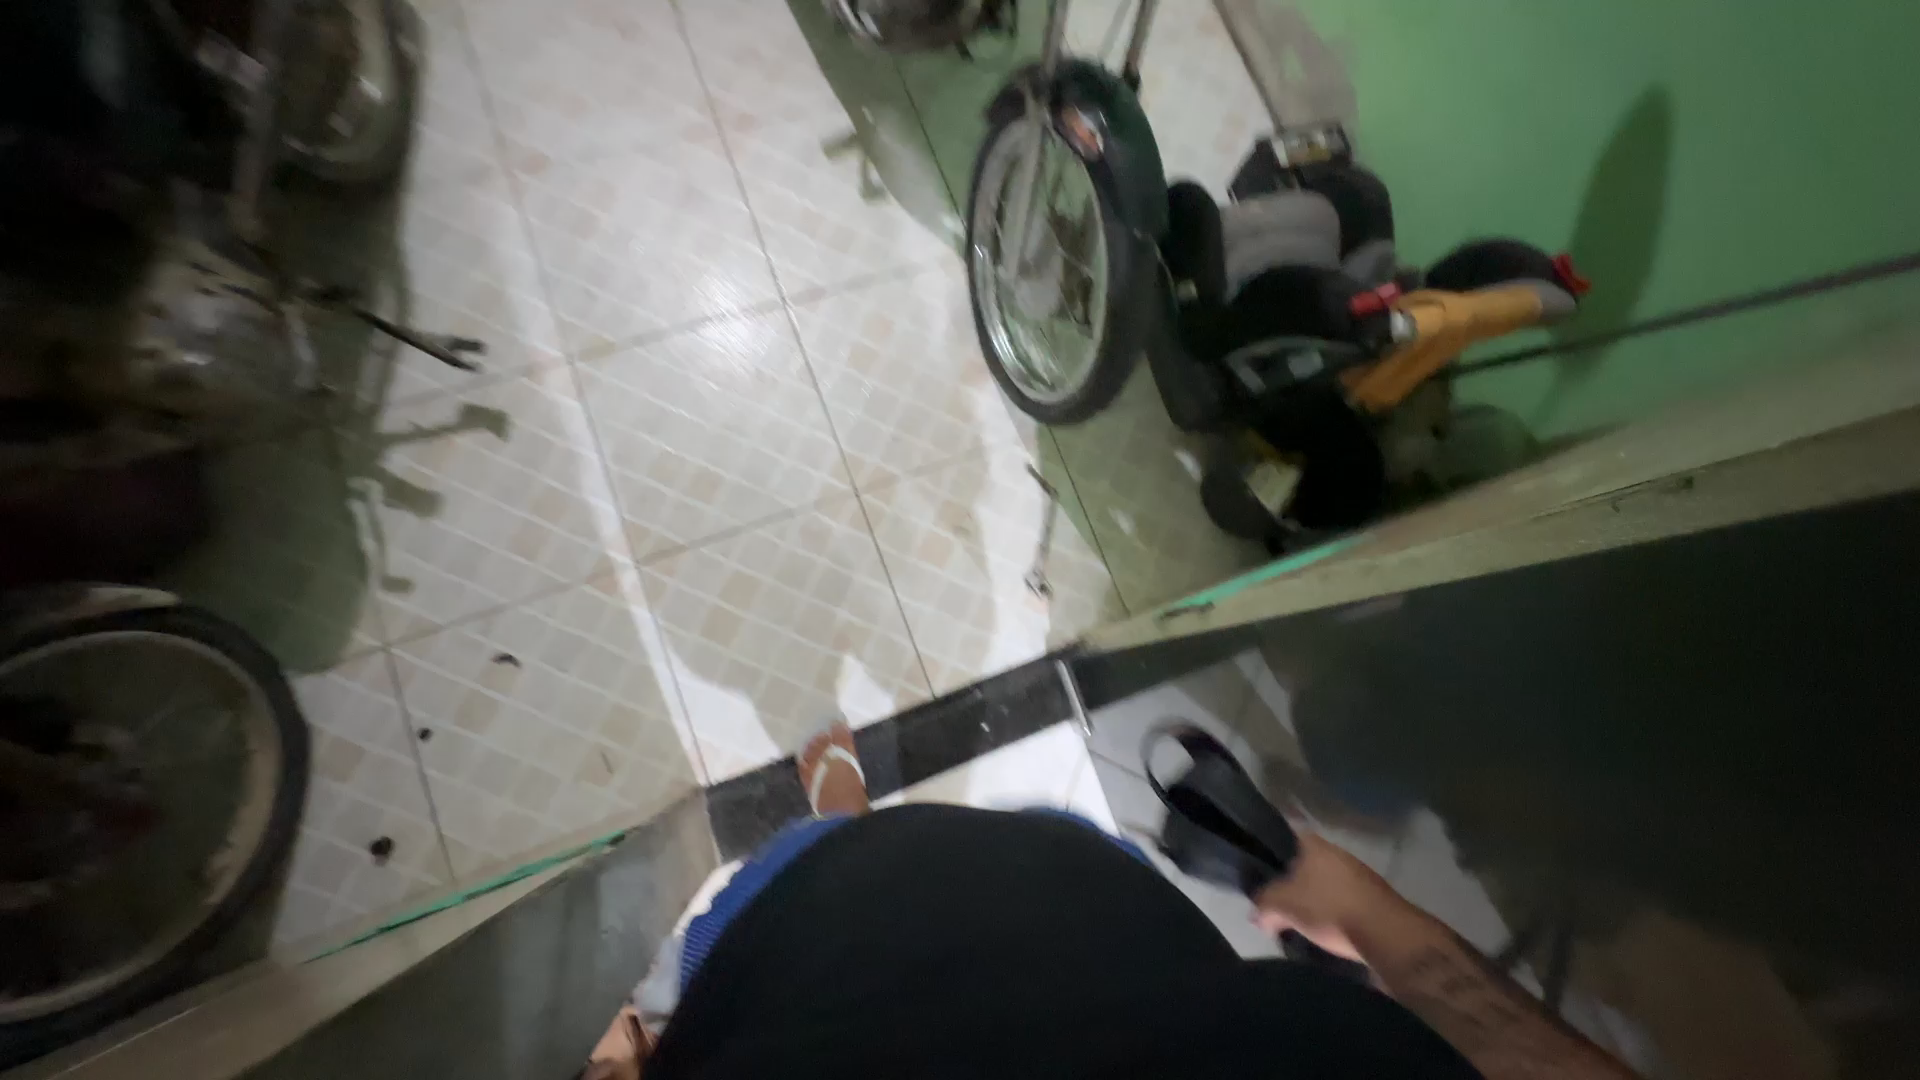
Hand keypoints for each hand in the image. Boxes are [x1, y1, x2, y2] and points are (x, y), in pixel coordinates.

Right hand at [1252, 829, 1399, 962]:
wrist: (1389, 937)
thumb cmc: (1330, 909)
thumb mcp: (1283, 906)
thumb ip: (1263, 905)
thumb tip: (1256, 915)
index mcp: (1313, 844)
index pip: (1284, 839)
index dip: (1270, 856)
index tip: (1261, 876)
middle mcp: (1337, 852)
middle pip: (1305, 864)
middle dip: (1293, 884)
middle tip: (1279, 905)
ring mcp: (1361, 875)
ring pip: (1326, 884)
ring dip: (1316, 901)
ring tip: (1303, 924)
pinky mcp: (1377, 900)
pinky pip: (1346, 902)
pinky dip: (1336, 914)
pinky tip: (1329, 932)